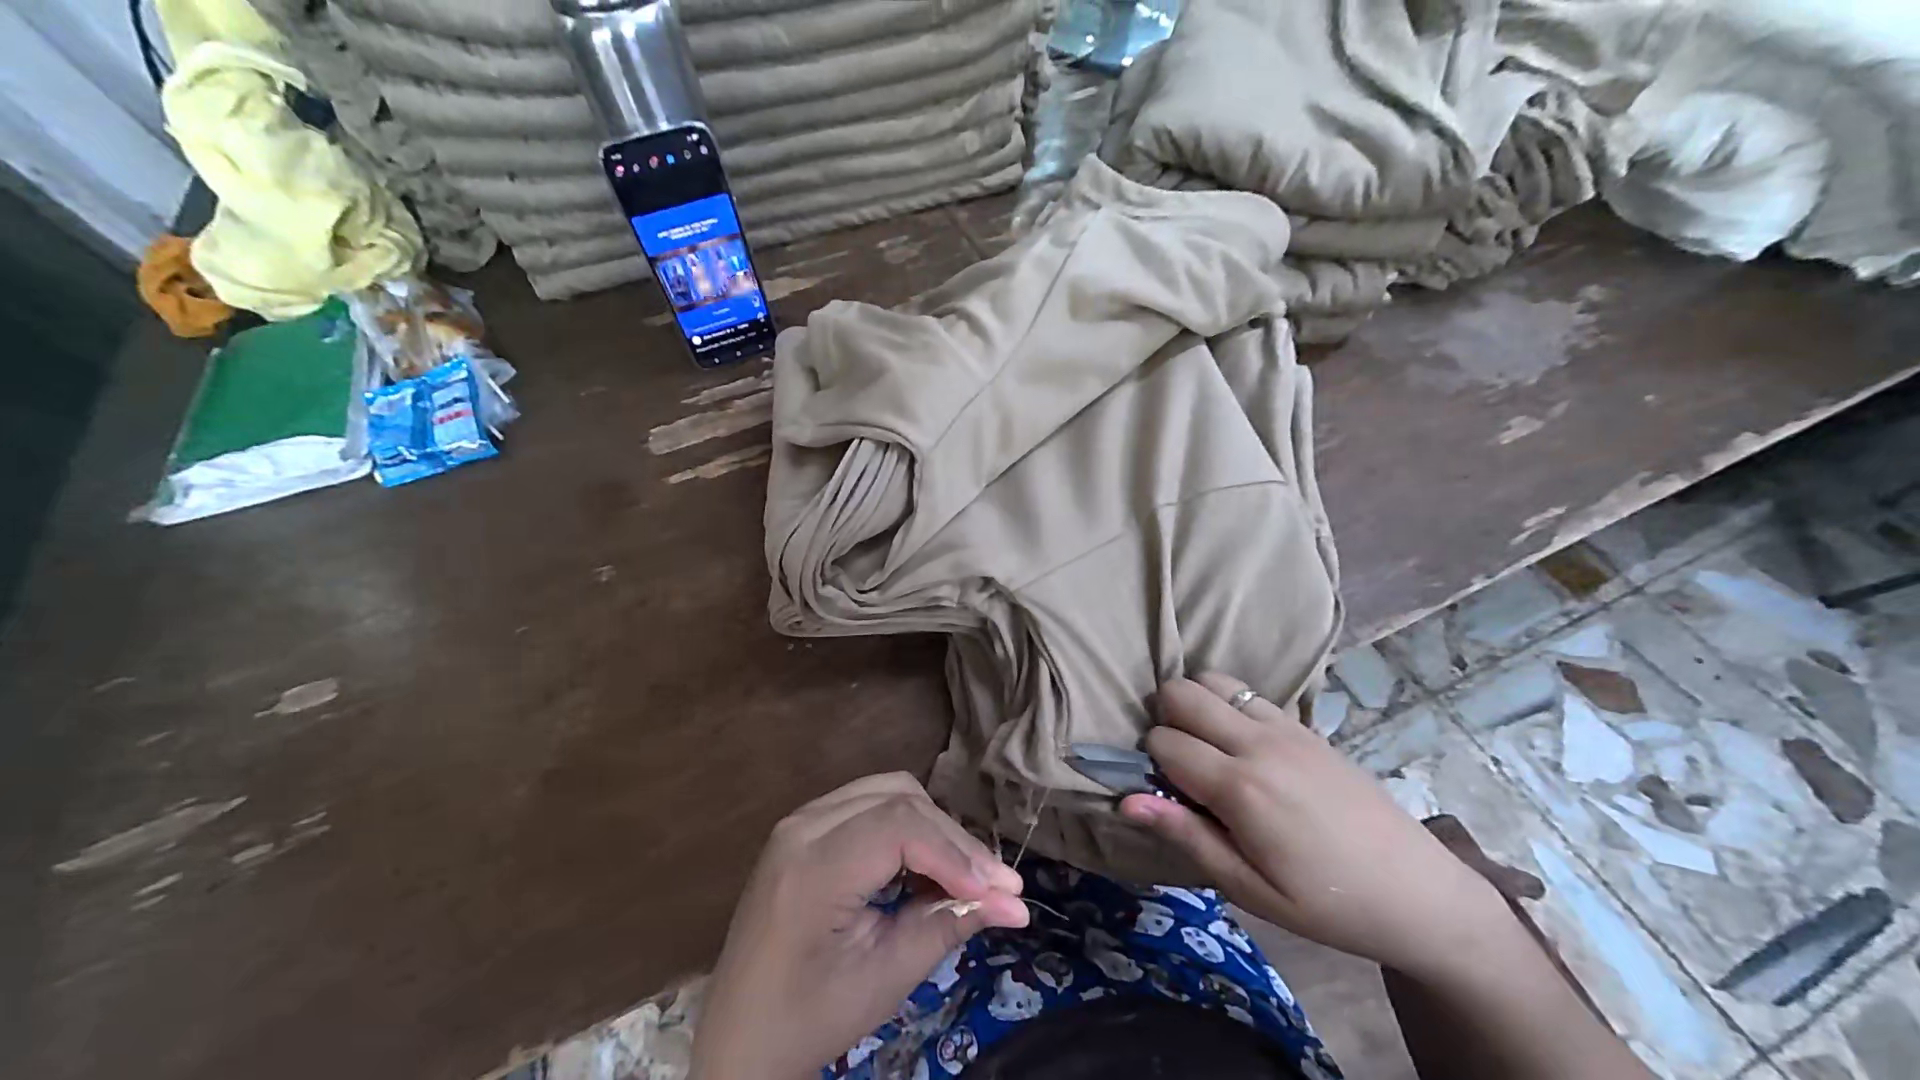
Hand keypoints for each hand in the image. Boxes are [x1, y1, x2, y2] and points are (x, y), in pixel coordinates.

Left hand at [691, 773, 1028, 1079]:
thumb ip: (948, 926)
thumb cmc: (809, 1018)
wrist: (739, 1036)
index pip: (901, 827)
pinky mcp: (804, 827)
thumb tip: (1015, 905)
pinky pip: (869, 803)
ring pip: (888, 791)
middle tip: (996, 886)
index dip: (957, 854)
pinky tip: (924, 865)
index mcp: (813, 868)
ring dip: (933, 827)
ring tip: (963, 877)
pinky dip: (906, 826)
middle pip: (900, 799)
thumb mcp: (885, 978)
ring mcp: (800, 821)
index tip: (1001, 891)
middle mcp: (803, 827)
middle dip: (954, 840)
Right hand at [1120, 675, 1512, 980]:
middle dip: (1165, 719)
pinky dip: (1228, 704)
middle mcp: (1258, 742)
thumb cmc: (1327, 903)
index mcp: (1240, 787)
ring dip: (1195, 704)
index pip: (1164, 742)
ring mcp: (1286, 728)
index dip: (1152, 765)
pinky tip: (1240, 744)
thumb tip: (1126, 799)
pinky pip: (1249, 692)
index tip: (1167, 793)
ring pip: (1213, 679)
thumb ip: (1186, 835)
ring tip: (1205, 747)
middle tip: (1179, 764)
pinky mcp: (1306, 727)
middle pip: (1181, 692)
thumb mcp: (1249, 888)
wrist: (1420, 893)